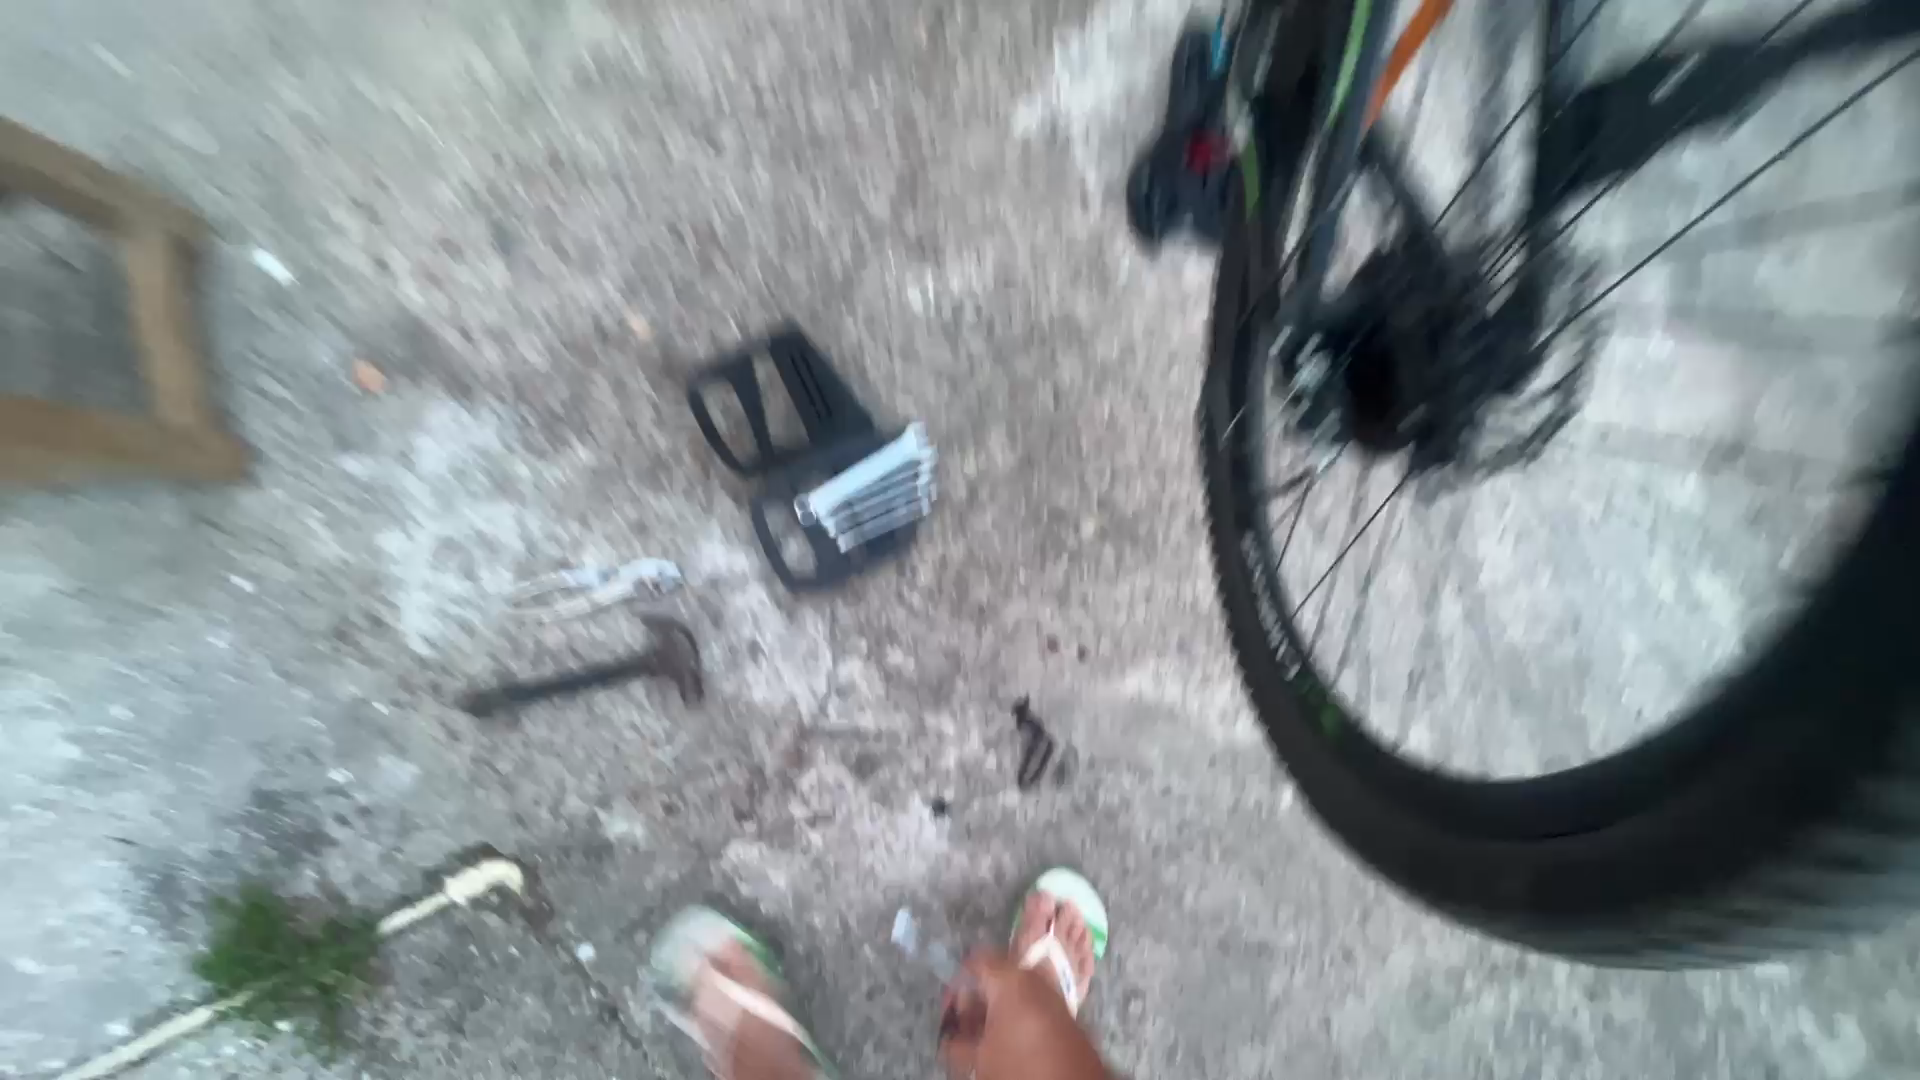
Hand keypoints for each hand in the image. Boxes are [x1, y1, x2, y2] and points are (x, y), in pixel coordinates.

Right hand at [938, 948, 1109, 1079]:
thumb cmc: (1020, 1066)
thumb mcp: (980, 1059)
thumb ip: (957, 1044)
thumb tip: (948, 1038)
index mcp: (1010, 978)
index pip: (976, 962)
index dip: (957, 985)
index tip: (949, 1011)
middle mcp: (1033, 977)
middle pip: (995, 978)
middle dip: (975, 1003)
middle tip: (963, 1030)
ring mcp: (1051, 994)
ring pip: (1014, 993)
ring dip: (995, 1013)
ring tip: (982, 1042)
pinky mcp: (1063, 1014)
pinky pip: (1031, 1006)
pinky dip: (1016, 1019)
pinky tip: (1006, 1044)